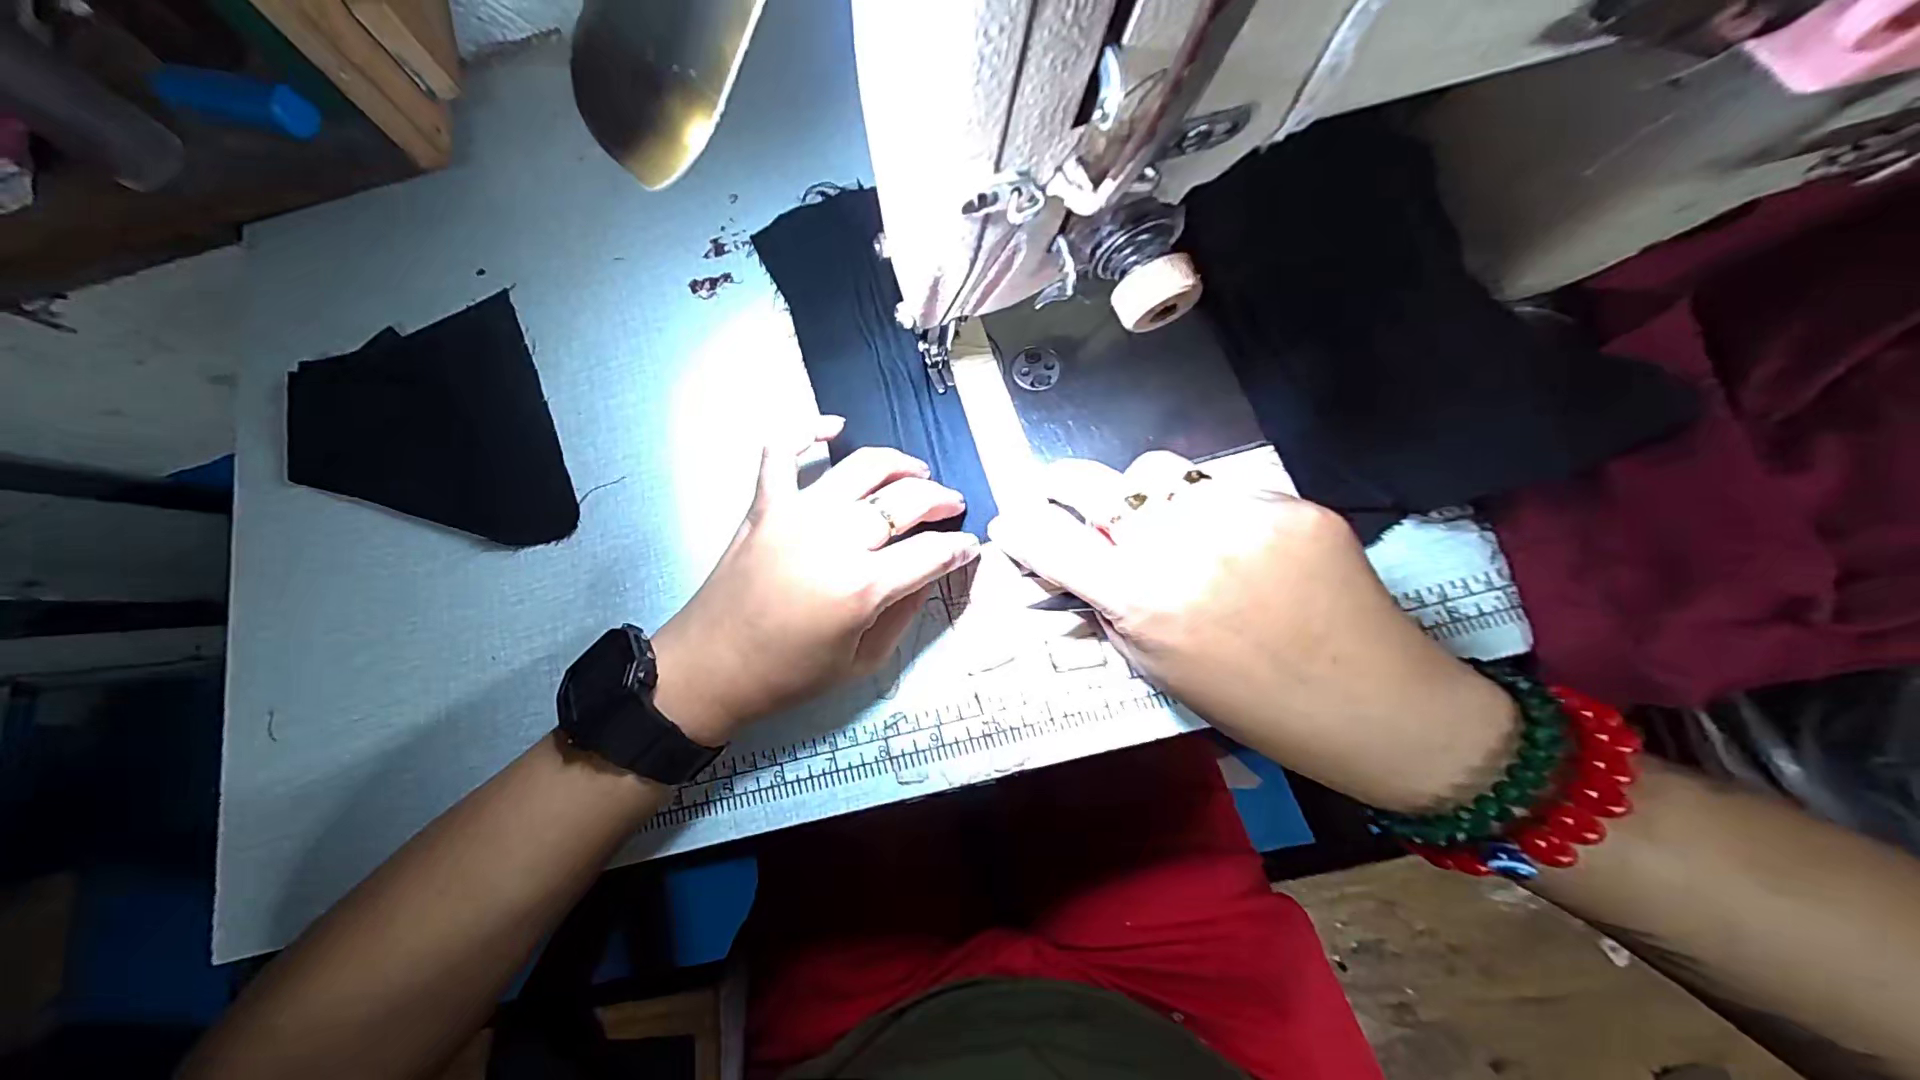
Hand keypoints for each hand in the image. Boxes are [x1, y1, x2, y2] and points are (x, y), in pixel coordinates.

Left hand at [651, 418, 982, 744]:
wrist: (712, 668)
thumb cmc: (789, 674)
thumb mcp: (863, 660)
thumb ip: (905, 612)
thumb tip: (929, 572)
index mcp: (862, 586)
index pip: (930, 552)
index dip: (958, 548)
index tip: (969, 546)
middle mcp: (833, 540)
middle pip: (904, 500)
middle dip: (939, 500)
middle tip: (951, 505)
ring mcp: (796, 515)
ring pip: (861, 468)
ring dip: (898, 463)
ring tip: (916, 471)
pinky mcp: (765, 506)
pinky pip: (783, 452)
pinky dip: (807, 430)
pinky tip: (834, 426)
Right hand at [989, 451, 1517, 812]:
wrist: (1371, 701)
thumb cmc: (1251, 703)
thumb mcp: (1160, 667)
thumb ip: (1115, 608)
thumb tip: (1083, 565)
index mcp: (1140, 601)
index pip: (1049, 542)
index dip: (1019, 528)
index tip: (1013, 523)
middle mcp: (1178, 548)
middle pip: (1092, 482)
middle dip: (1063, 484)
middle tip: (1062, 492)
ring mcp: (1235, 516)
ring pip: (1157, 472)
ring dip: (1143, 493)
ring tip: (1162, 519)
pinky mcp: (1288, 502)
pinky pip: (1225, 486)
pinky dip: (1213, 508)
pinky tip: (1239, 541)